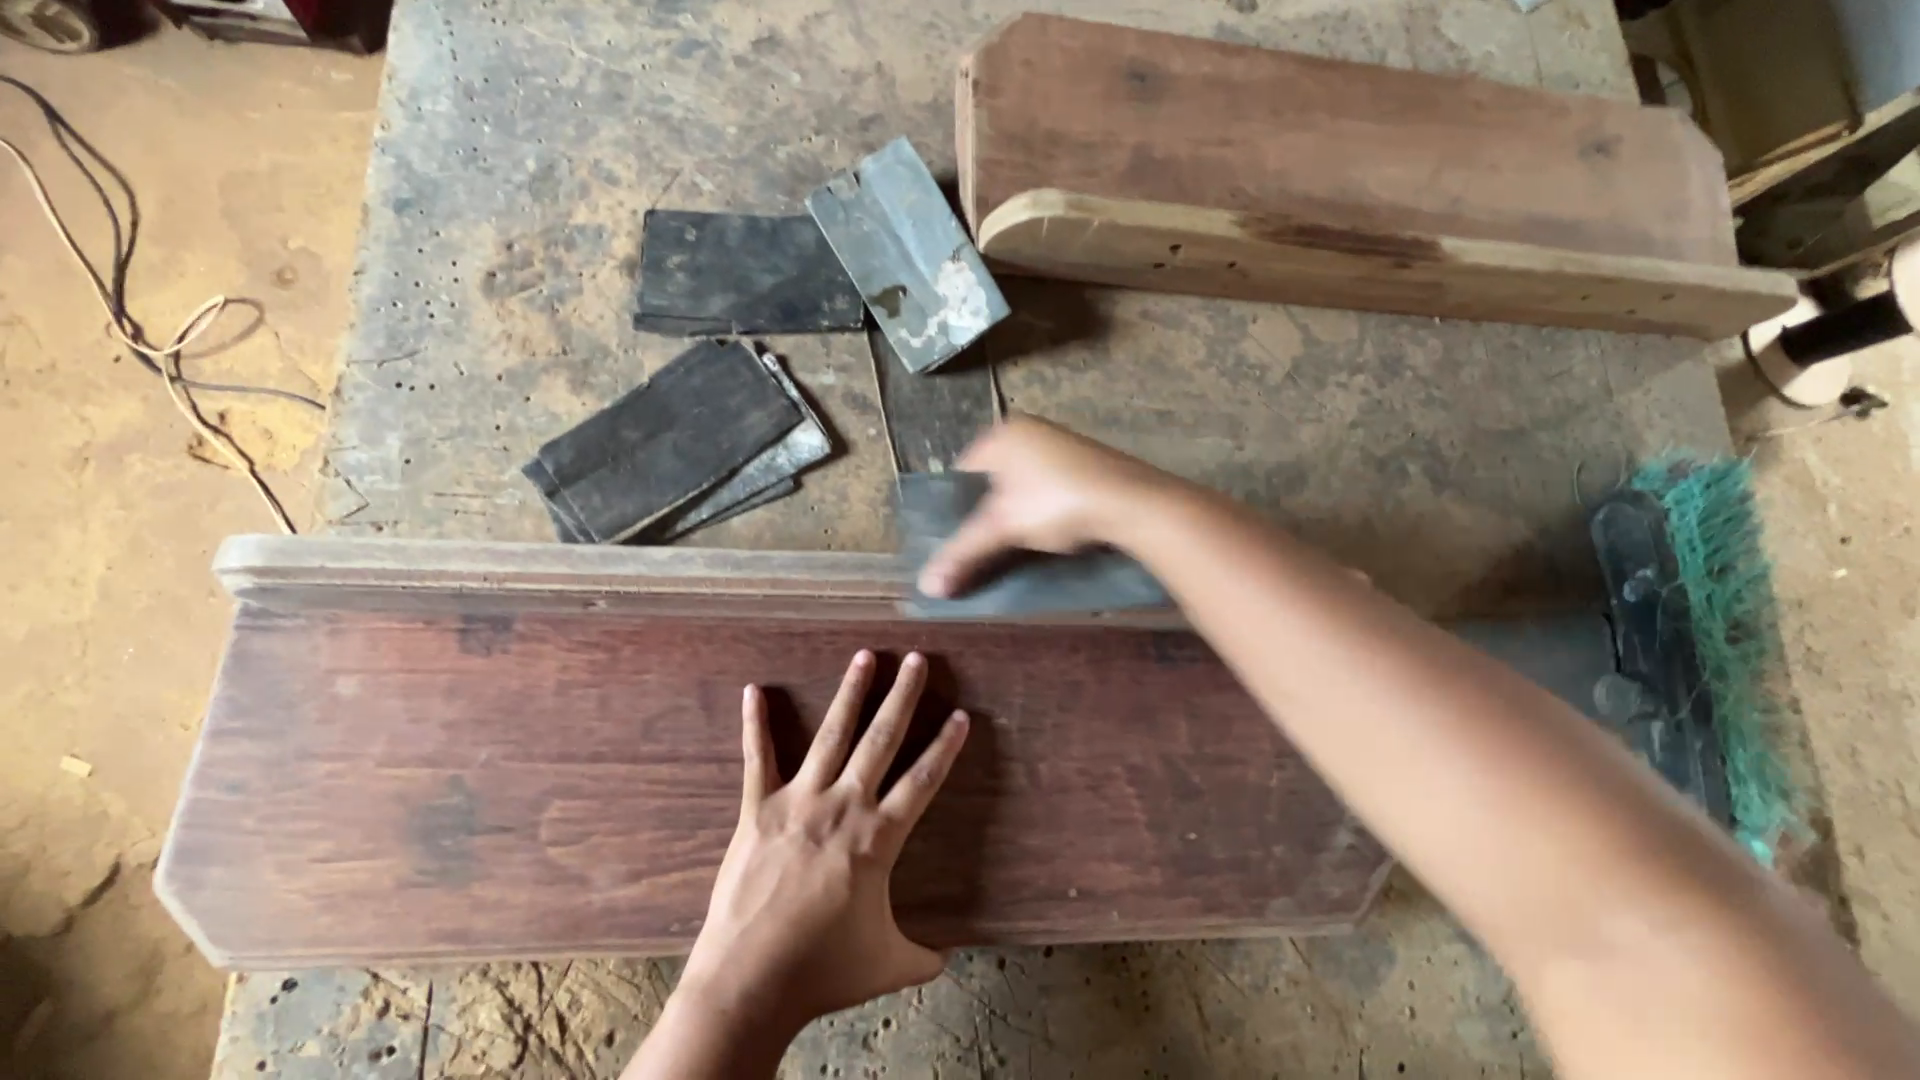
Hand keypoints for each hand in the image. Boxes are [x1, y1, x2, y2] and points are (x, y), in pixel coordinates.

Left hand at [677, 650, 969, 1031]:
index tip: (961, 714)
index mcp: (878, 838)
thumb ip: (922, 957)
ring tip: (864, 657)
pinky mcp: (756, 810)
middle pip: (881, 741)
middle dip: (902, 697)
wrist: (750, 981)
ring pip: (831, 736)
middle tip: (917, 660)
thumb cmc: (824, 971)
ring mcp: (798, 803)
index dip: (945, 747)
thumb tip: (946, 960)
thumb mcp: (887, 964)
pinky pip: (757, 758)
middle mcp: (842, 807)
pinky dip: (754, 724)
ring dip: (850, 694)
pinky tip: (754, 690)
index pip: (922, 781)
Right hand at [917, 416, 1184, 597]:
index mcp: (1004, 433)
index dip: (955, 508)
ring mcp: (1062, 445)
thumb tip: (926, 587)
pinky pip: (1050, 489)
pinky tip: (1050, 534)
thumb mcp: (1003, 527)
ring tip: (1017, 544)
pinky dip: (1044, 511)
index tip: (958, 539)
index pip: (962, 472)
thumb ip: (963, 552)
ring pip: (1023, 486)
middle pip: (993, 480)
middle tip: (987, 545)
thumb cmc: (1057, 503)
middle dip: (989, 513)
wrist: (1132, 503)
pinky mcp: (1087, 464)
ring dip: (1018, 515)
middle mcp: (1031, 430)